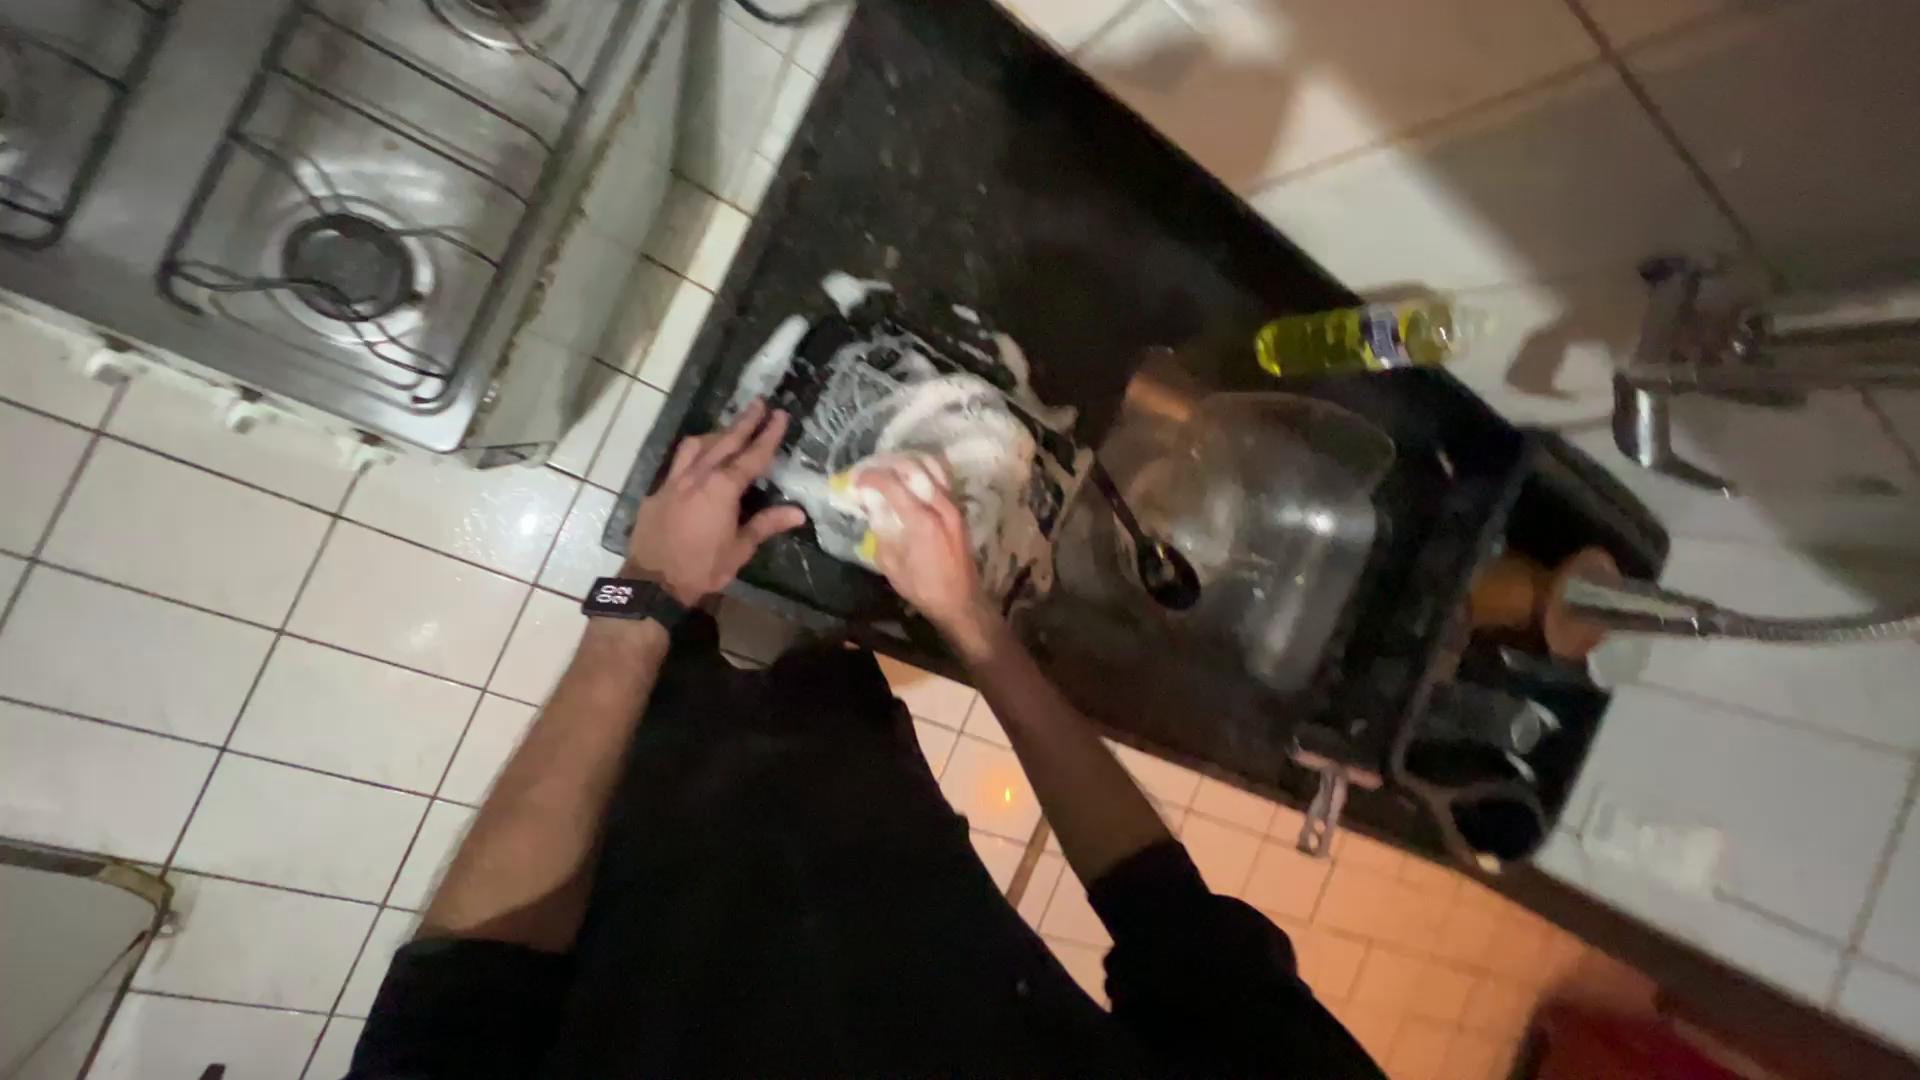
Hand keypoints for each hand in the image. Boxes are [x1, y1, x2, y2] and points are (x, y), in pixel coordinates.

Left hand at [626, 400, 807, 604]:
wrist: (652, 582)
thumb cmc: (702, 568)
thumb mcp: (740, 549)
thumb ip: (766, 524)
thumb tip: (798, 512)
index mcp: (723, 488)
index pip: (752, 456)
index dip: (768, 435)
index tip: (780, 414)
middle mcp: (698, 477)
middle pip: (725, 442)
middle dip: (744, 422)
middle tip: (759, 403)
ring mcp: (674, 482)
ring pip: (696, 446)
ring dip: (716, 434)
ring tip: (728, 428)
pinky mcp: (658, 492)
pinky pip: (678, 463)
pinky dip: (693, 455)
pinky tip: (698, 462)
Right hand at [855, 457, 996, 651]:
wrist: (961, 601)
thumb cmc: (923, 588)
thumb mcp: (891, 564)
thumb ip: (880, 530)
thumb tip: (870, 505)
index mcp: (922, 521)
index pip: (892, 484)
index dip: (870, 477)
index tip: (856, 480)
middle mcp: (941, 506)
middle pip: (913, 467)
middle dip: (887, 464)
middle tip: (870, 470)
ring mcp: (954, 505)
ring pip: (932, 467)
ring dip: (908, 462)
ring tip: (889, 468)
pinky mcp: (959, 509)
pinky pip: (942, 478)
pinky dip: (924, 470)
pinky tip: (910, 478)